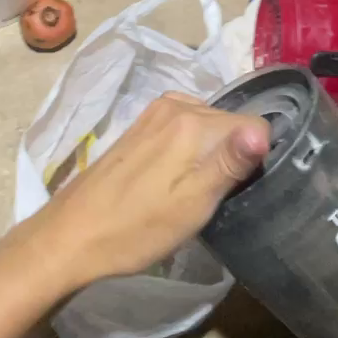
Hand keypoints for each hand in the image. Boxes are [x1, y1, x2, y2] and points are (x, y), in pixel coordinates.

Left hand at [17, 93, 268, 291]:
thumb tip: (264, 131)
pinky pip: (186, 125)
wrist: (73, 233)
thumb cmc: (137, 227)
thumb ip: (229, 163)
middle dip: (233, 155)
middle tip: (214, 196)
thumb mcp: (193, 203)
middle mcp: (175, 104)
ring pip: (209, 124)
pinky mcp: (142, 124)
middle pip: (230, 123)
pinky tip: (176, 177)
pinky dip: (191, 147)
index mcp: (193, 121)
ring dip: (211, 153)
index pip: (254, 126)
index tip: (238, 190)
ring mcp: (155, 112)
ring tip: (195, 190)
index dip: (254, 160)